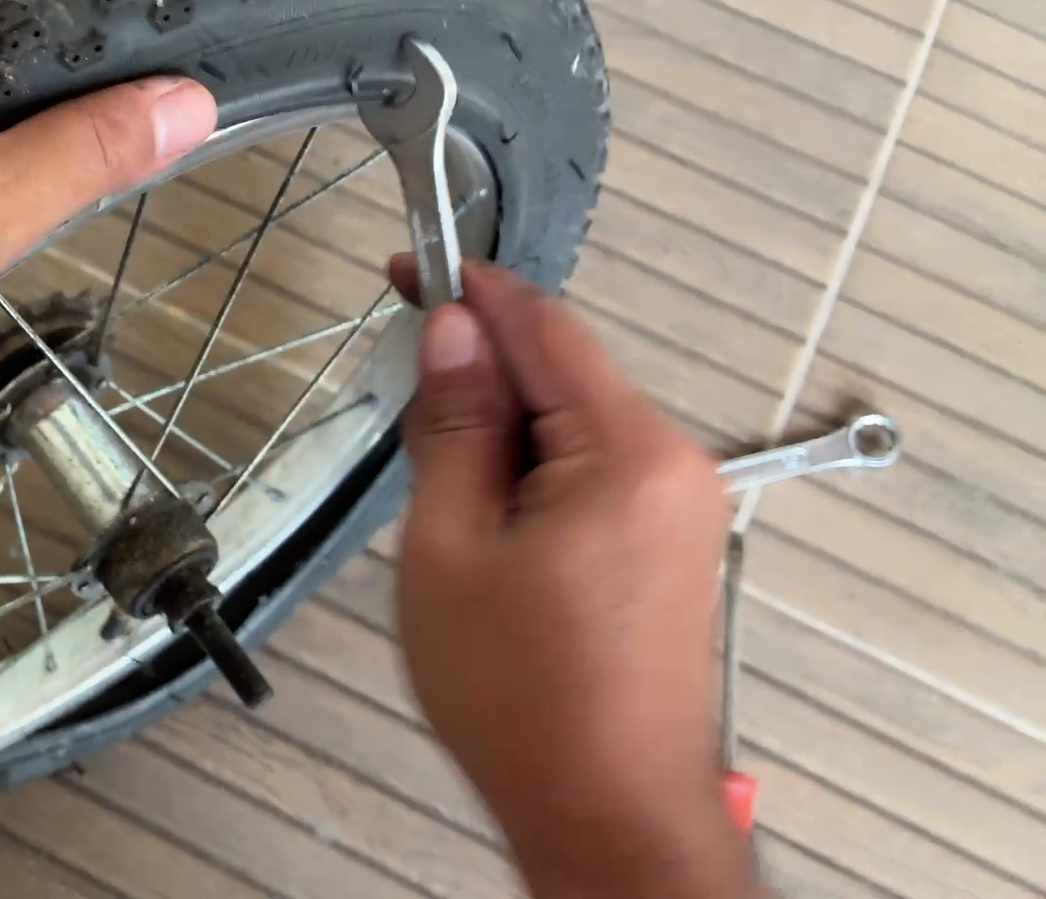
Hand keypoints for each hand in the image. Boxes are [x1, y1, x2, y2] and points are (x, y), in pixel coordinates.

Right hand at [390, 260, 754, 896]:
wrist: (603, 812)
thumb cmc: (511, 682)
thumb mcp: (449, 542)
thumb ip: (452, 427)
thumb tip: (449, 332)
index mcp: (624, 454)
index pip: (541, 330)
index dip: (468, 289)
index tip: (408, 264)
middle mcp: (670, 464)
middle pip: (557, 372)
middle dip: (473, 363)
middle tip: (399, 376)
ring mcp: (675, 504)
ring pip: (563, 419)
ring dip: (490, 417)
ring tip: (426, 460)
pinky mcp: (661, 539)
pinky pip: (581, 462)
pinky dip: (519, 456)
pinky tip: (472, 491)